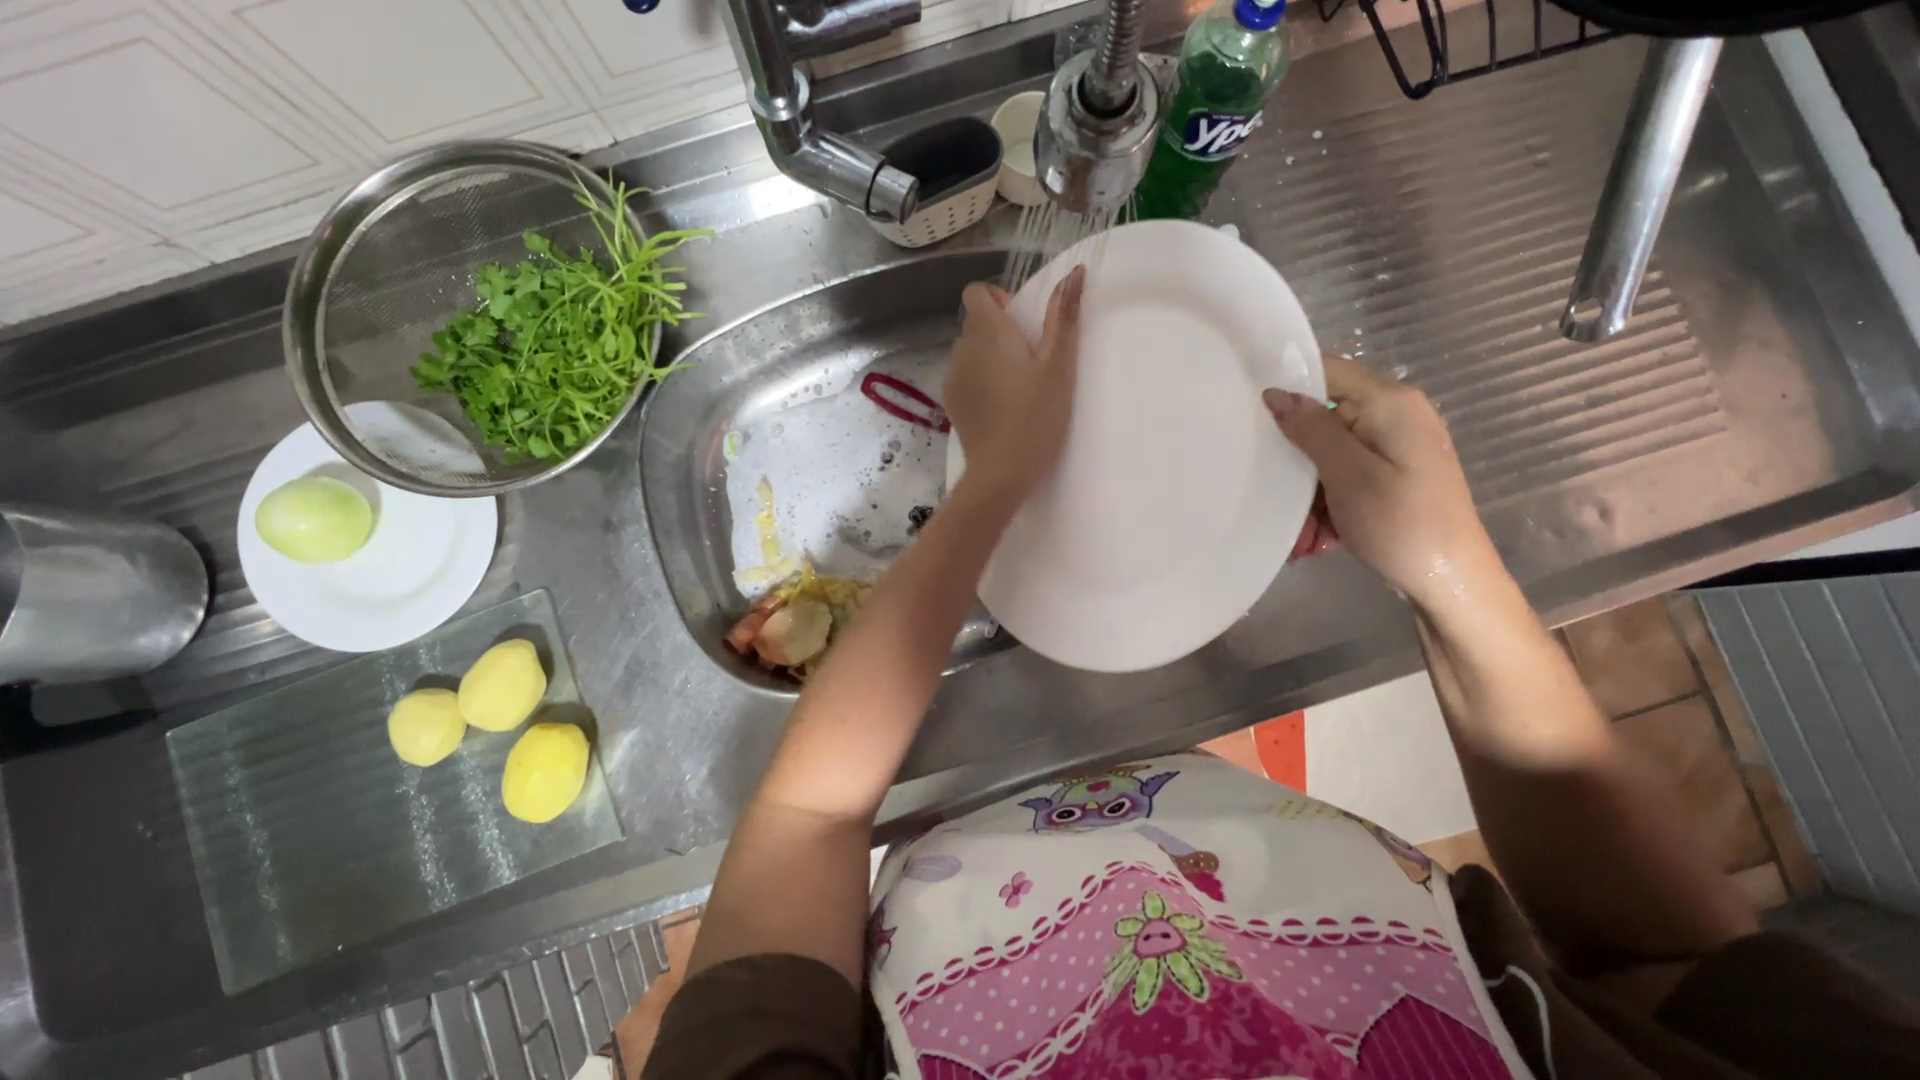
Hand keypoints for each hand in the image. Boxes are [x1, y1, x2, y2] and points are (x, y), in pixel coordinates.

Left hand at [944, 267, 1085, 505]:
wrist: (1001, 472)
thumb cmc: (1036, 417)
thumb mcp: (1059, 366)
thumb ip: (1064, 318)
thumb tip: (1075, 272)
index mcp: (989, 332)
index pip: (976, 292)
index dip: (997, 298)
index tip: (1021, 322)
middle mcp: (964, 347)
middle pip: (975, 322)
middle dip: (999, 330)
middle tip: (1030, 358)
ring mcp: (954, 376)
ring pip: (969, 350)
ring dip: (989, 357)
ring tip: (1017, 385)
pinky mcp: (951, 402)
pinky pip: (964, 376)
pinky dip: (980, 381)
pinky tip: (1001, 406)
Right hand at [1266, 356, 1504, 613]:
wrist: (1452, 581)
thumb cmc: (1401, 524)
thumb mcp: (1348, 475)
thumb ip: (1312, 429)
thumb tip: (1276, 393)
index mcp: (1390, 402)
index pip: (1326, 370)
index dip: (1287, 387)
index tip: (1249, 415)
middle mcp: (1397, 415)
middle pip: (1325, 416)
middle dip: (1296, 457)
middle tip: (1271, 492)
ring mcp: (1397, 446)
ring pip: (1331, 452)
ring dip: (1308, 491)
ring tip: (1300, 534)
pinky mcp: (1395, 474)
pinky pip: (1347, 474)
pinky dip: (1329, 502)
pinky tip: (1319, 536)